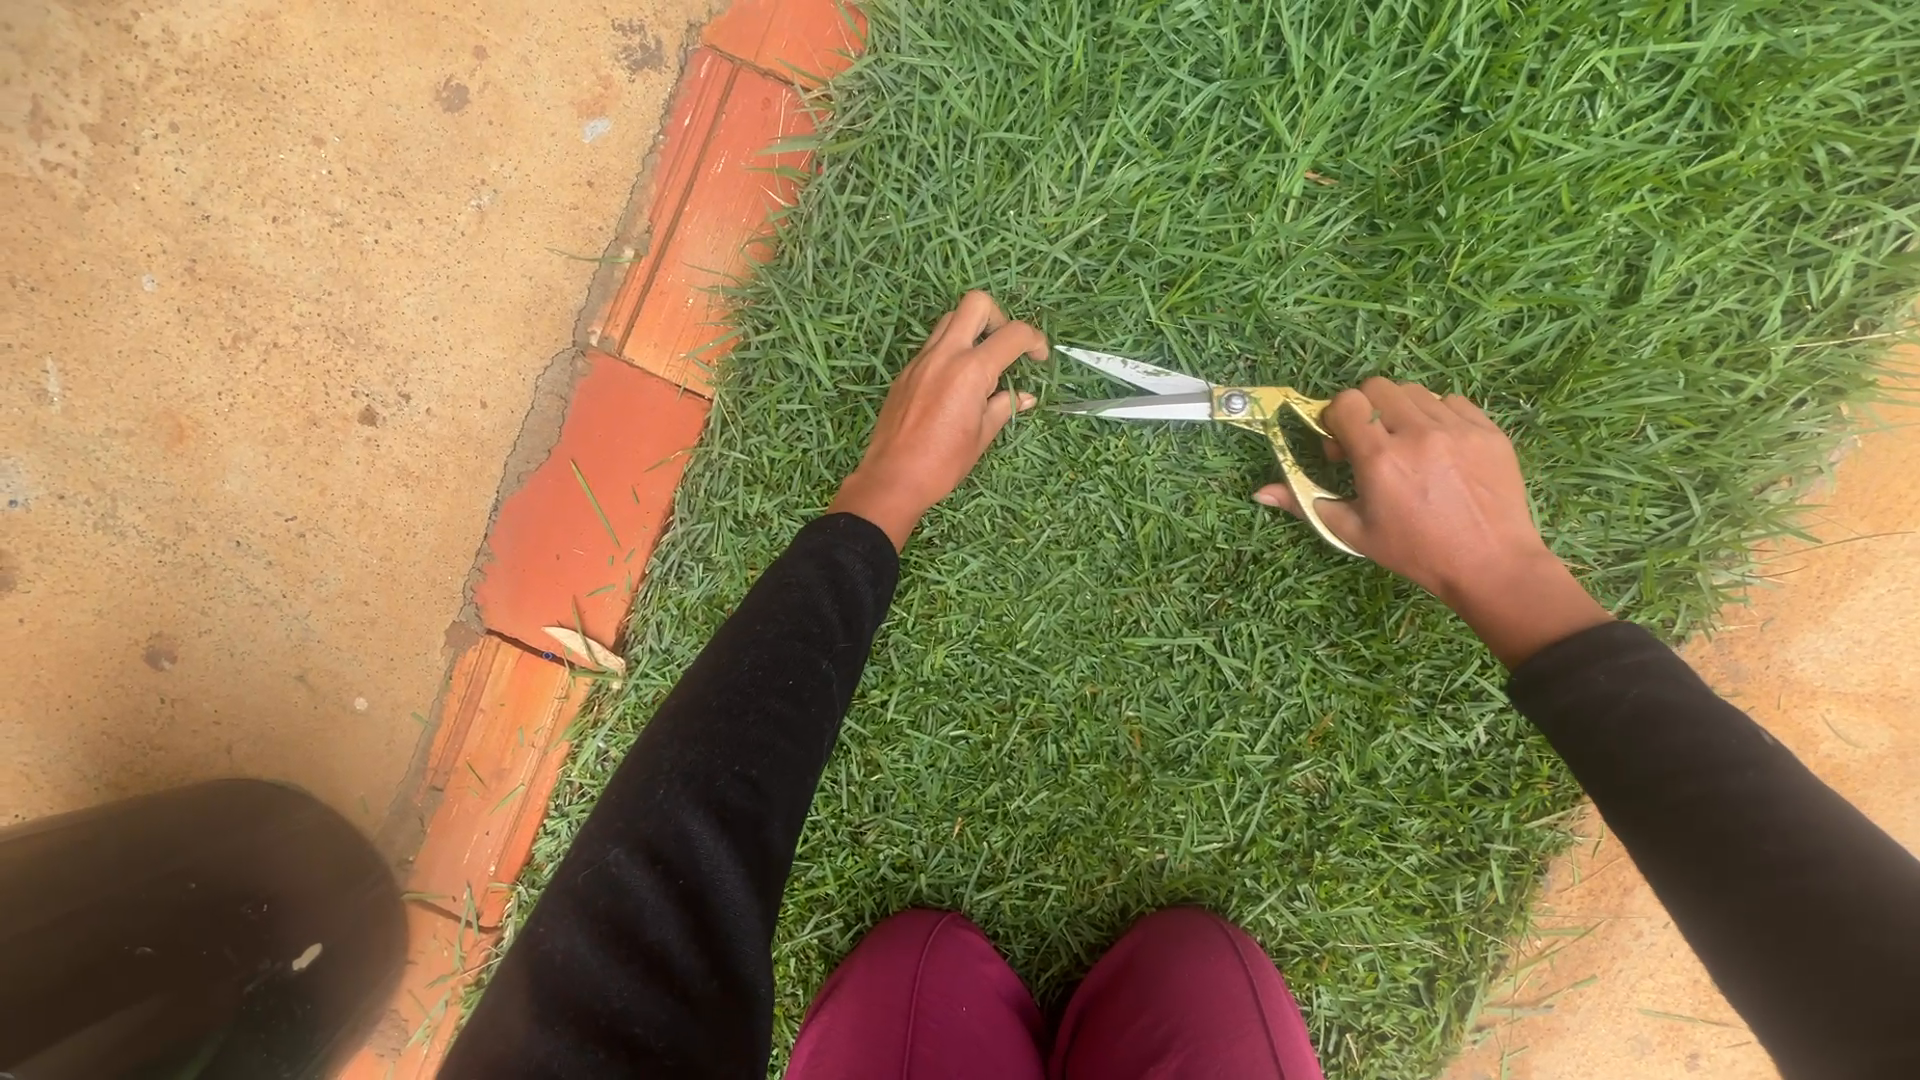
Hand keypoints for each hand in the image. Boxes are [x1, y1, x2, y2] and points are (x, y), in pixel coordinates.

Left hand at [829, 291, 1046, 549]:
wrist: (893, 477)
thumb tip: (1023, 397)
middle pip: (976, 304)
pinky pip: (933, 346)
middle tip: (1005, 348)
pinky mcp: (906, 372)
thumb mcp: (982, 436)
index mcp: (971, 370)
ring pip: (950, 320)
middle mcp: (945, 354)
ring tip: (981, 364)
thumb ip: (1004, 407)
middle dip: (999, 318)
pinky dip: (951, 351)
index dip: (1035, 340)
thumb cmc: (943, 463)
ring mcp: (921, 360)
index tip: (1039, 357)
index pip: (1013, 334)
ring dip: (972, 331)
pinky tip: (955, 385)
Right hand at [1254, 377, 1609, 666]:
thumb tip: (1260, 492)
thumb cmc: (1413, 552)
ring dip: (1399, 411)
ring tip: (1405, 445)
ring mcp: (1457, 429)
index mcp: (1379, 460)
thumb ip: (1304, 503)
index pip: (1345, 403)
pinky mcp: (1488, 430)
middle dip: (1365, 409)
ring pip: (1414, 391)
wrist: (1490, 563)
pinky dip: (1436, 416)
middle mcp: (1417, 435)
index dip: (1335, 418)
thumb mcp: (1352, 531)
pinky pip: (1451, 402)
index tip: (1340, 445)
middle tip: (1369, 443)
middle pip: (1377, 387)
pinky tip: (1438, 448)